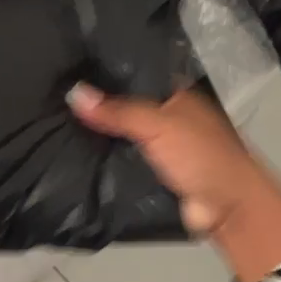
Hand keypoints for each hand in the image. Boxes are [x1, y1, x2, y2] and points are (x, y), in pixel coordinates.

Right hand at [67, 82, 280, 281]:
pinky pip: (118, 161)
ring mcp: (157, 147)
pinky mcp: (149, 173)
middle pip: (122, 108)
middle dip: (95, 108)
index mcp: (175, 96)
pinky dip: (101, 160)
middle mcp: (165, 118)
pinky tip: (74, 155)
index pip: (134, 78)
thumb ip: (117, 111)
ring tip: (55, 125)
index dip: (104, 75)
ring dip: (96, 137)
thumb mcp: (158, 125)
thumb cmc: (202, 157)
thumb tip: (74, 93)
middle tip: (53, 100)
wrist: (226, 209)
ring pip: (118, 136)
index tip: (67, 72)